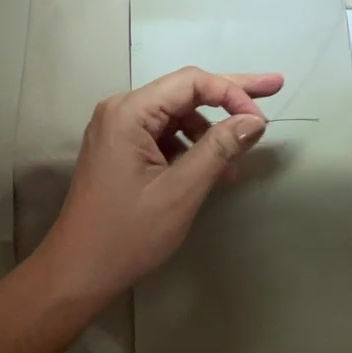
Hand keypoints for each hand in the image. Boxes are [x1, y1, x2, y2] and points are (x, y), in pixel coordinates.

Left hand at [36, 67, 281, 299]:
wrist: (77, 270)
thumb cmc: (128, 232)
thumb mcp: (181, 191)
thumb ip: (218, 149)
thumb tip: (255, 119)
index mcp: (129, 111)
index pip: (190, 82)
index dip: (231, 93)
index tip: (262, 121)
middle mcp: (121, 109)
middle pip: (184, 90)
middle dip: (229, 93)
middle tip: (274, 85)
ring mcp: (118, 128)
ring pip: (176, 113)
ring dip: (210, 130)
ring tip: (240, 157)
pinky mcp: (121, 148)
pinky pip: (163, 134)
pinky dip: (190, 147)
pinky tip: (214, 172)